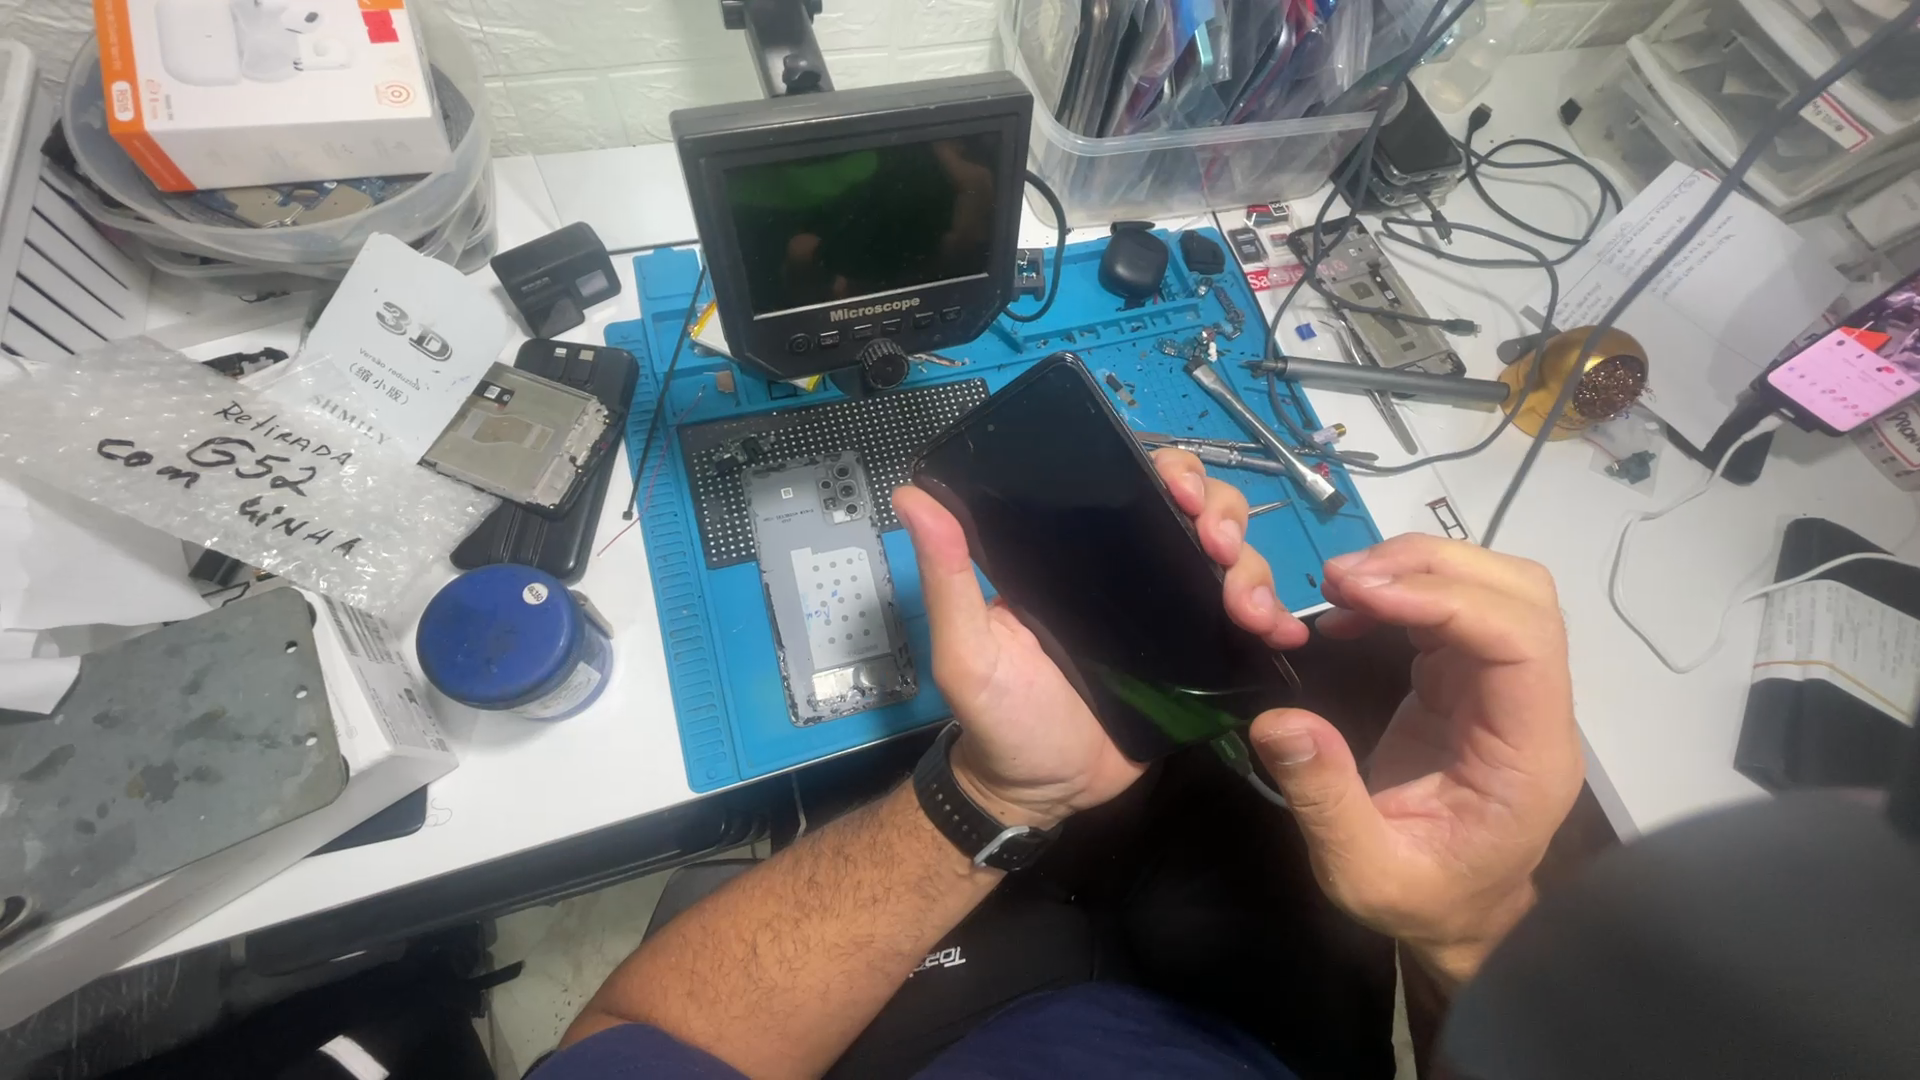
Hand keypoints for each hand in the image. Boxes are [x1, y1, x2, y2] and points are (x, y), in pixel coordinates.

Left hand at [893, 449, 1306, 830]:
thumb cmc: (998, 718)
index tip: (1179, 491)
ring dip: (1251, 568)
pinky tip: (1280, 633)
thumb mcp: (966, 649)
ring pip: (1226, 561)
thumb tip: (915, 494)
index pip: (1126, 489)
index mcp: (1073, 558)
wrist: (1041, 794)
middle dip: (1220, 515)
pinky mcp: (1197, 659)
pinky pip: (1241, 624)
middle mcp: (1125, 574)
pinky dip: (1270, 618)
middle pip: (1191, 514)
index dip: (1165, 474)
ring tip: (1248, 606)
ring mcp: (1167, 614)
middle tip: (1218, 547)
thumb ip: (948, 578)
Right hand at [1247, 534, 1582, 987]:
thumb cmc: (1422, 898)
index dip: (1442, 598)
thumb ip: (1323, 799)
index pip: (1519, 639)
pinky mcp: (1465, 682)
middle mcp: (1528, 707)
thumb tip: (1278, 719)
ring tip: (1338, 584)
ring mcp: (1499, 689)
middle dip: (1430, 565)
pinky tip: (1347, 612)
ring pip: (1490, 588)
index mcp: (1526, 751)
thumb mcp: (1362, 871)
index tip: (1354, 592)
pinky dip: (1398, 592)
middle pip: (1519, 593)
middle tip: (1340, 578)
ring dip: (1415, 568)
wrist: (1457, 914)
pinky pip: (1448, 610)